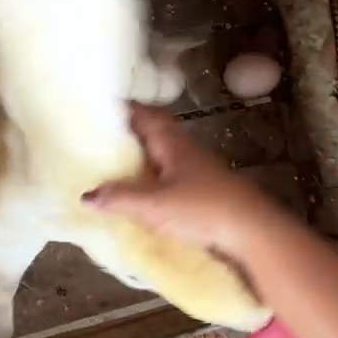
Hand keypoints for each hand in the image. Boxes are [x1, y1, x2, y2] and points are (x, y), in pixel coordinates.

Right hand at [82, 103, 292, 258]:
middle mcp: (184, 146)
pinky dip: (154, 172)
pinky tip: (145, 187)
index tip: (98, 108)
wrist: (251, 228)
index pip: (143, 114)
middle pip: (154, 129)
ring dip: (143, 151)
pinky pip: (171, 170)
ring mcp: (197, 165)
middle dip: (130, 130)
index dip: (122, 109)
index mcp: (170, 141)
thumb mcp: (153, 205)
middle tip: (103, 136)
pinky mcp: (204, 185)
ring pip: (164, 150)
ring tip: (117, 161)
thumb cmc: (201, 208)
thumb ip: (119, 198)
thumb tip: (85, 195)